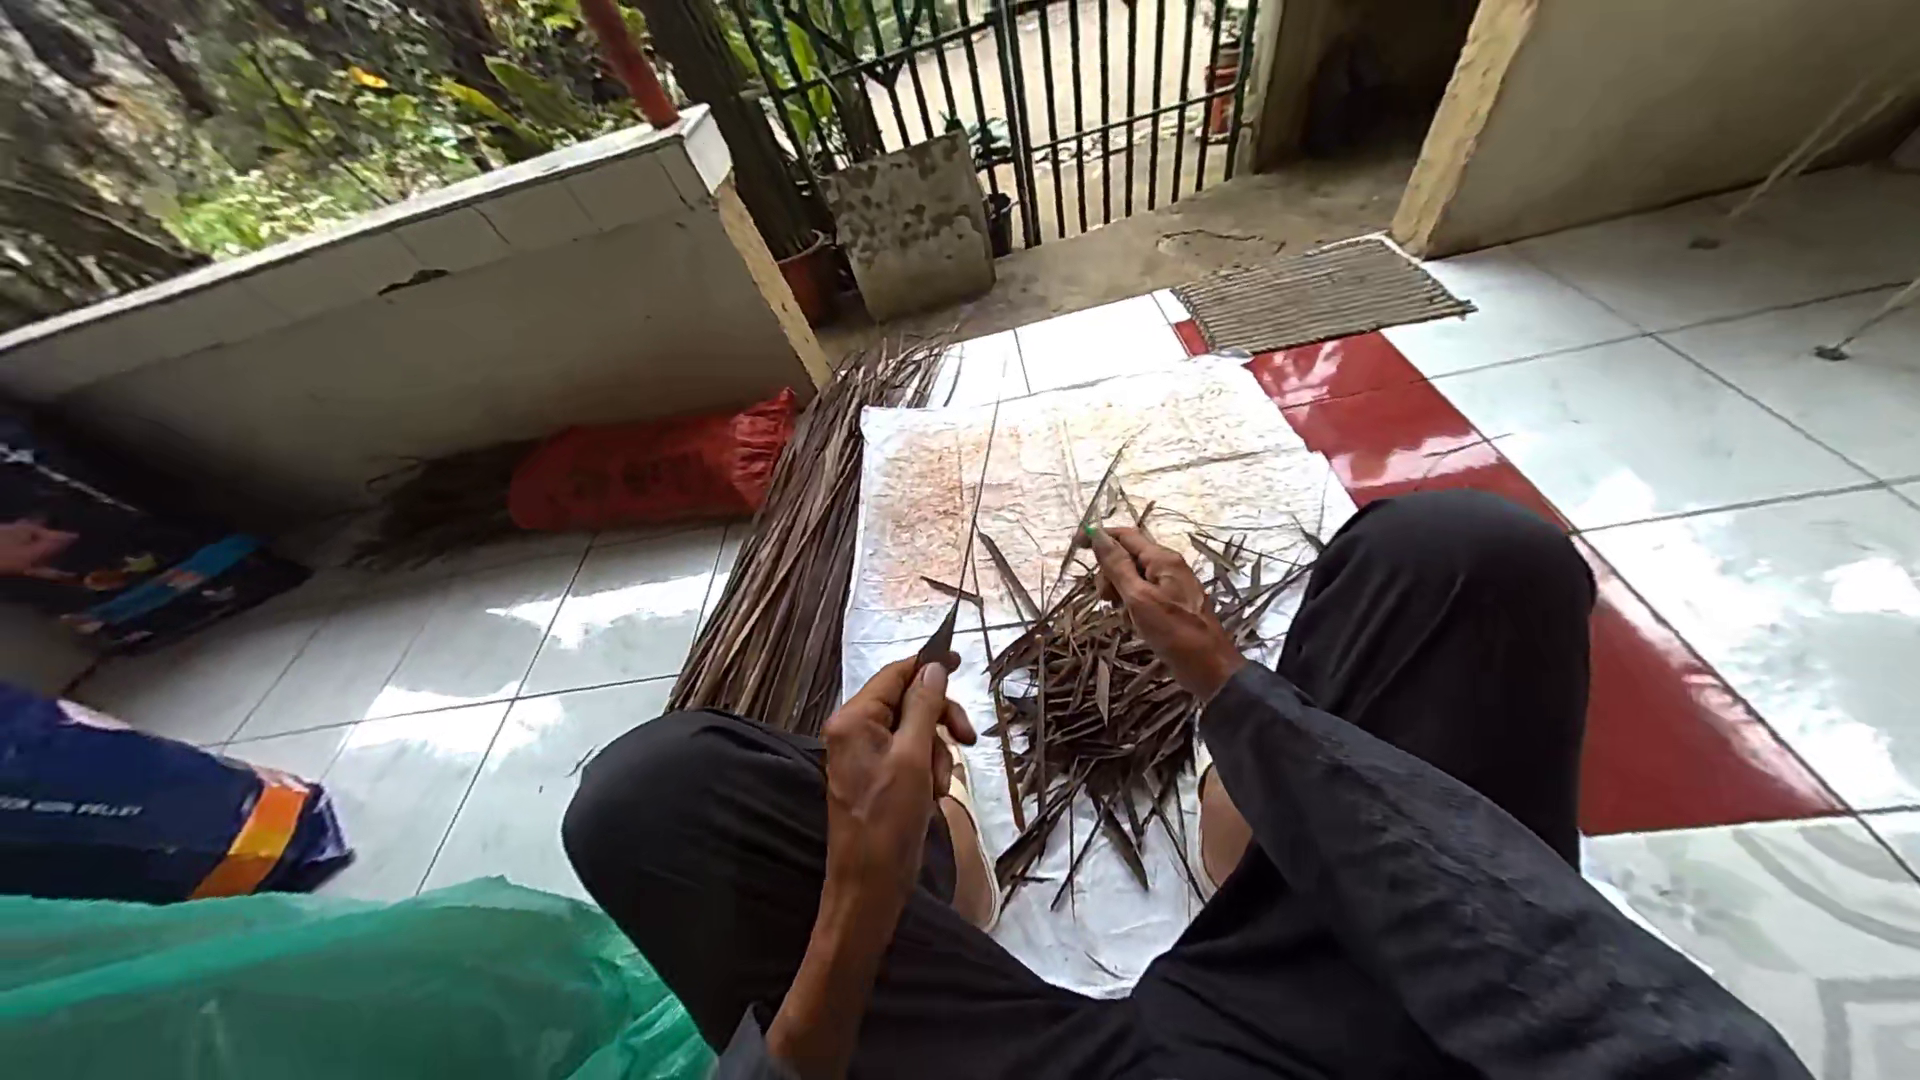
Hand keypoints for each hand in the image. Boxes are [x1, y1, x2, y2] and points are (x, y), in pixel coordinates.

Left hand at [820, 653, 976, 905]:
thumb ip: (924, 706)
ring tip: (940, 784)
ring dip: (937, 751)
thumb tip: (934, 667)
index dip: (927, 665)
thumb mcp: (913, 757)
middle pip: (908, 701)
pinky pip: (910, 754)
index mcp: (854, 719)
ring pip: (914, 729)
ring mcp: (864, 754)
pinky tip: (933, 793)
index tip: (959, 661)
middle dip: (939, 719)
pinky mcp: (876, 774)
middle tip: (967, 738)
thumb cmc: (888, 821)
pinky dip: (928, 768)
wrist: (869, 888)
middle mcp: (854, 730)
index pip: (894, 674)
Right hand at [1089, 525, 1245, 700]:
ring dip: (1119, 592)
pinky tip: (1133, 623)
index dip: (1099, 536)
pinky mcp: (1171, 604)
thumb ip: (1117, 565)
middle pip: (1127, 556)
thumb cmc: (1174, 632)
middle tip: (1105, 599)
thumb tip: (1097, 534)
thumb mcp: (1139, 598)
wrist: (1210, 669)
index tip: (1075, 546)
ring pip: (1132, 577)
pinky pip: (1142, 594)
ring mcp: (1171, 586)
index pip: (1125, 535)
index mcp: (1162, 559)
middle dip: (1109, 573)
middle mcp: (1168, 566)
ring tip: (1122, 615)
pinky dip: (1131, 605)